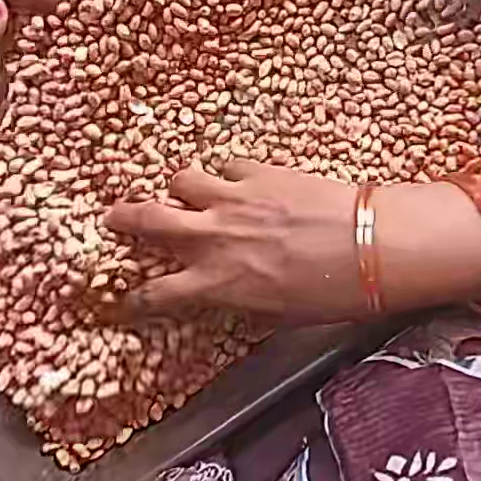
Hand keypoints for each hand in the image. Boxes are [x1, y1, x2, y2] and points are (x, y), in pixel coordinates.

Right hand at [105, 161, 380, 323]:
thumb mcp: (276, 313)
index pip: (157, 294)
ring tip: (187, 191)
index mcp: (214, 283)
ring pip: (182, 180)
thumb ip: (240, 299)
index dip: (136, 299)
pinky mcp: (258, 173)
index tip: (126, 299)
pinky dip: (228, 176)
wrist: (367, 247)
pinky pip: (228, 167)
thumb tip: (230, 291)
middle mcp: (212, 238)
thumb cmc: (329, 294)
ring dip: (181, 188)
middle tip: (113, 216)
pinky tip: (242, 182)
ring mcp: (232, 200)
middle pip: (148, 219)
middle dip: (123, 218)